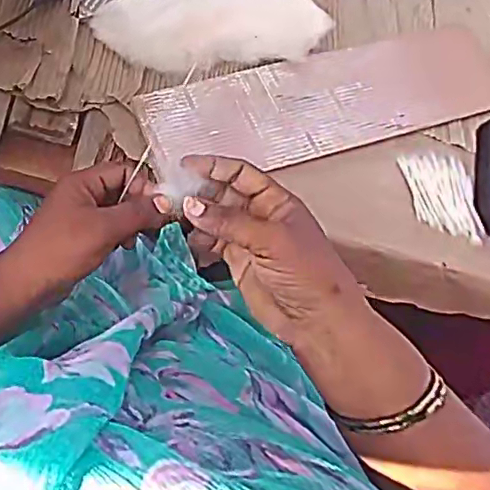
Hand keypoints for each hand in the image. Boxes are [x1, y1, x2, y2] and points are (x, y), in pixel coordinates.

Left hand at [0, 163, 165, 301]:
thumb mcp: (104, 228)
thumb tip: (165, 202)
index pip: (122, 169)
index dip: (143, 186)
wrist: (28, 280)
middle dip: (139, 206)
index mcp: (82, 181)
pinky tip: (124, 247)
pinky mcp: (79, 233)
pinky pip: (106, 226)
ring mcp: (78, 213)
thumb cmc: (63, 248)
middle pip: (120, 188)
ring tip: (136, 240)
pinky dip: (119, 234)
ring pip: (115, 209)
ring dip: (131, 222)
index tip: (157, 209)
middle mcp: (80, 192)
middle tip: (153, 228)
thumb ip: (137, 212)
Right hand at [166, 156, 365, 345]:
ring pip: (212, 218)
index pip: (240, 174)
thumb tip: (192, 205)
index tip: (186, 166)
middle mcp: (259, 216)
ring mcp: (246, 239)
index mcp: (275, 201)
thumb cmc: (309, 274)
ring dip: (193, 216)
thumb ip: (229, 222)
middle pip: (222, 194)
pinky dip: (195, 240)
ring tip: (173, 217)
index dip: (214, 167)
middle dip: (198, 192)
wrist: (318, 322)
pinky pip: (209, 242)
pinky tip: (185, 240)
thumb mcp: (271, 240)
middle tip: (171, 194)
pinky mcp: (236, 260)